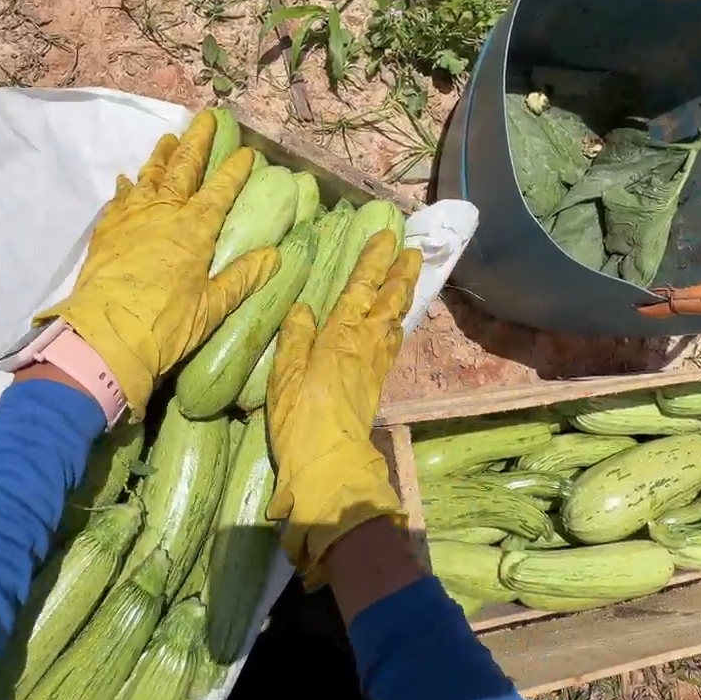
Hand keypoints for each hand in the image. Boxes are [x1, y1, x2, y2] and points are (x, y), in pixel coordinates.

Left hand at [36, 110, 279, 416]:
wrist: (105, 335)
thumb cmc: (166, 323)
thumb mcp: (213, 306)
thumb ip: (242, 277)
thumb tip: (275, 256)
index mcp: (195, 228)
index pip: (221, 189)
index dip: (235, 169)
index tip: (248, 151)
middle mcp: (165, 212)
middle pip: (183, 168)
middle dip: (197, 142)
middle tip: (206, 118)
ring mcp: (132, 218)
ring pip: (149, 176)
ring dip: (161, 156)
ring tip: (169, 138)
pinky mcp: (107, 230)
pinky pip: (119, 199)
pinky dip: (126, 186)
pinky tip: (127, 179)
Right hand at [264, 231, 422, 584]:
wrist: (327, 461)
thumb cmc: (300, 417)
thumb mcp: (287, 373)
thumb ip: (296, 337)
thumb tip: (305, 308)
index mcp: (341, 335)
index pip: (361, 289)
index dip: (374, 262)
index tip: (387, 237)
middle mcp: (364, 344)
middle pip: (389, 302)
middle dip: (401, 274)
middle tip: (413, 251)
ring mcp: (374, 364)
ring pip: (394, 320)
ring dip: (403, 296)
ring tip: (410, 277)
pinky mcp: (376, 382)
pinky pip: (391, 343)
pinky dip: (397, 324)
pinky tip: (395, 322)